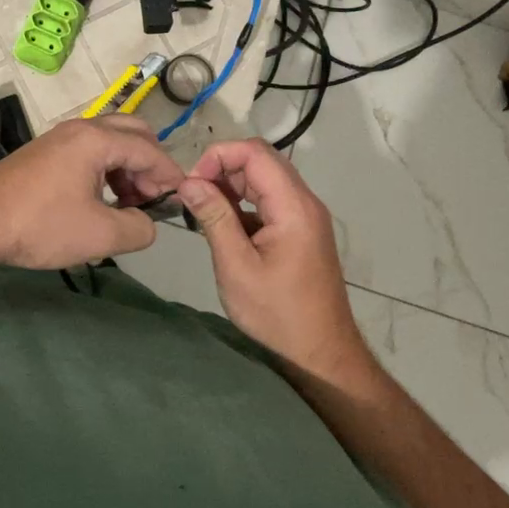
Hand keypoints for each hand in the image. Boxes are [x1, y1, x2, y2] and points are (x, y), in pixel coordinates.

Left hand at [0, 116, 184, 270]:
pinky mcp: (43, 153)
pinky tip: (98, 200)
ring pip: (108, 140)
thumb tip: (146, 222)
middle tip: (150, 198)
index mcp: (95, 139)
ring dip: (126, 166)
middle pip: (131, 132)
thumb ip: (139, 228)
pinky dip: (104, 168)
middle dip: (149, 162)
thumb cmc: (41, 226)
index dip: (170, 175)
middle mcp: (78, 129)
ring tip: (125, 204)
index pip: (149, 149)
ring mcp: (57, 138)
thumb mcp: (101, 235)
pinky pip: (87, 150)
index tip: (180, 200)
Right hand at [177, 139, 372, 379]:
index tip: (191, 183)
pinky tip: (220, 227)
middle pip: (260, 161)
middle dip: (221, 169)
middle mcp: (304, 203)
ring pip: (263, 180)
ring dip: (229, 186)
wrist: (319, 354)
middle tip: (191, 197)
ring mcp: (304, 217)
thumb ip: (214, 218)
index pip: (254, 152)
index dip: (218, 156)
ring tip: (200, 211)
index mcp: (293, 206)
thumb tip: (188, 182)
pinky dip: (241, 204)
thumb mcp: (236, 266)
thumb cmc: (277, 313)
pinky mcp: (299, 232)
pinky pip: (268, 201)